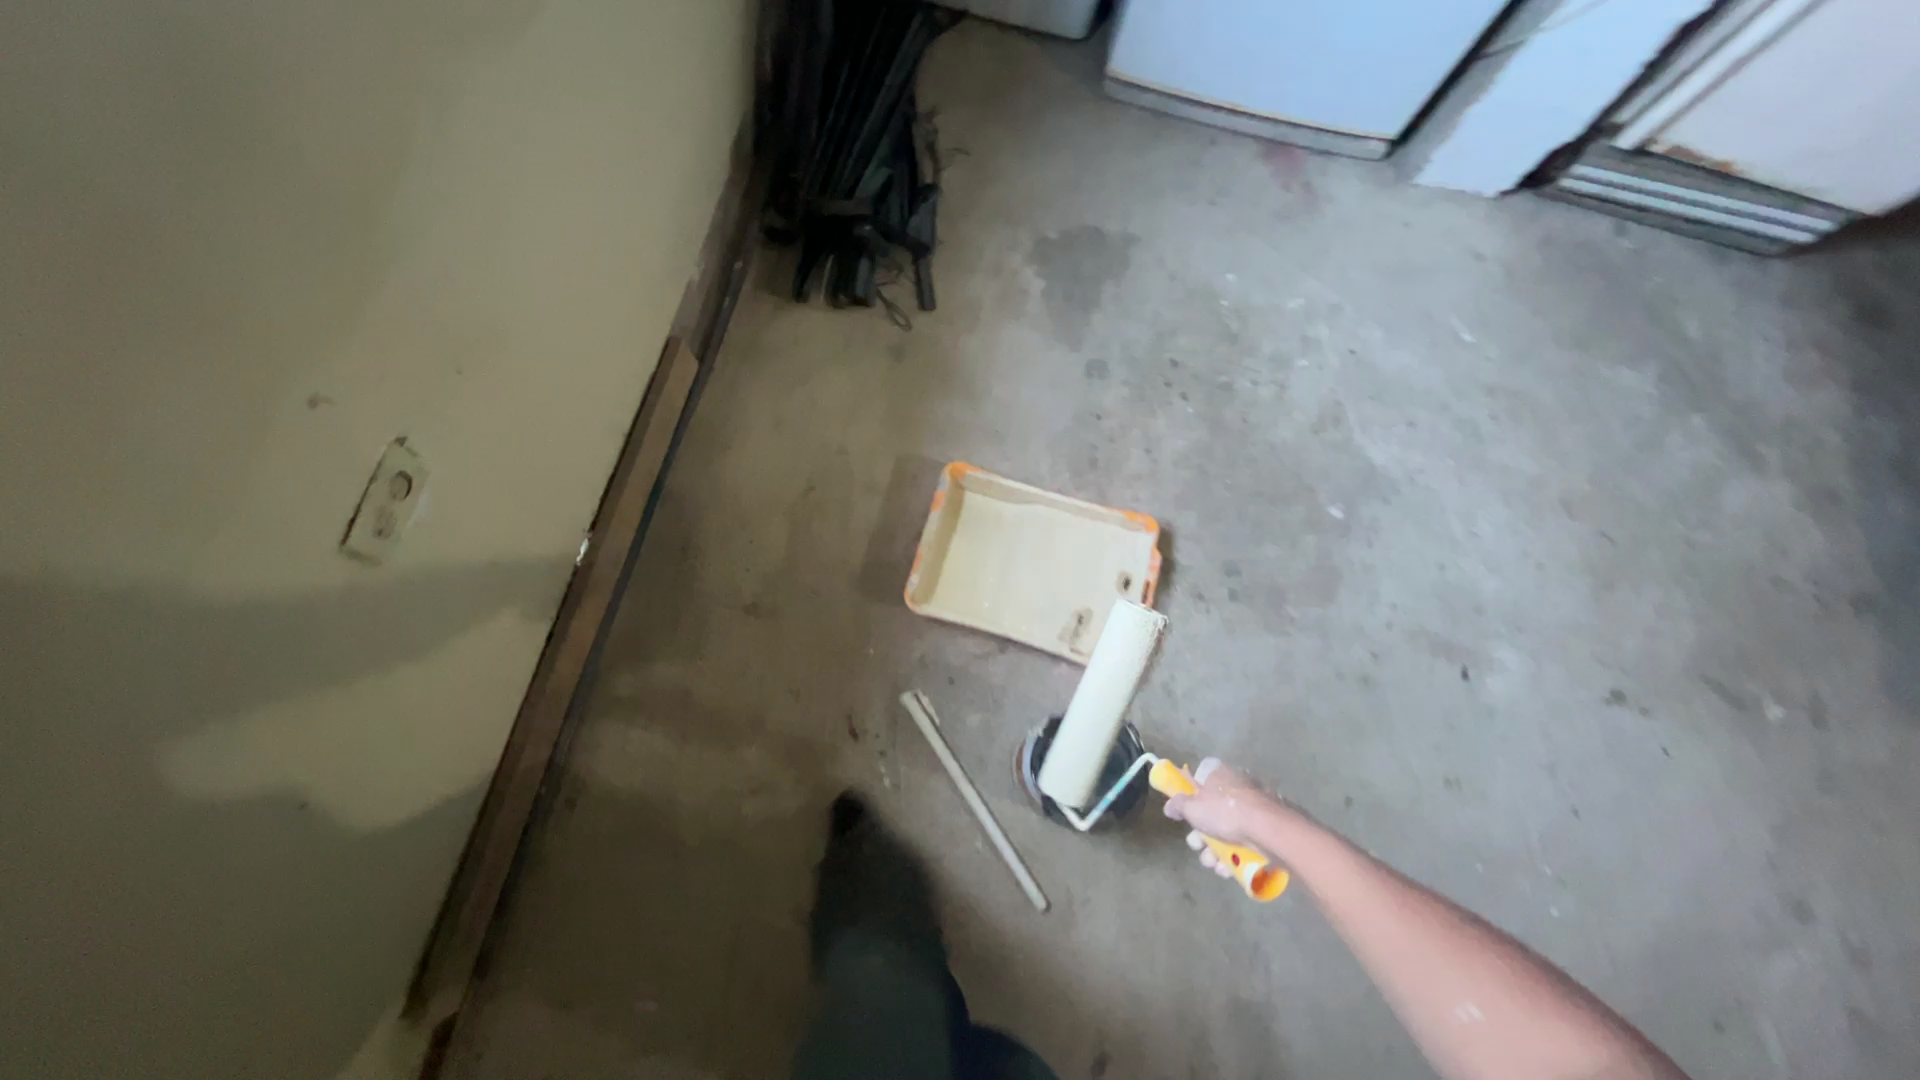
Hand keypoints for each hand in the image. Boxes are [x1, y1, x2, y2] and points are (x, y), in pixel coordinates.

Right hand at [1162, 758, 1285, 875]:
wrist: (1270, 830)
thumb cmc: (1227, 812)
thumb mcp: (1193, 808)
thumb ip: (1178, 805)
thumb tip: (1168, 806)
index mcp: (1220, 774)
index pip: (1200, 780)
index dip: (1191, 799)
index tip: (1187, 816)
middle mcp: (1238, 787)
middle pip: (1212, 811)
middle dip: (1202, 834)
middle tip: (1197, 846)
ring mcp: (1255, 808)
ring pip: (1228, 830)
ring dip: (1215, 851)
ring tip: (1213, 864)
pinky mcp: (1268, 828)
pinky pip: (1245, 841)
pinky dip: (1235, 856)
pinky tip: (1228, 869)